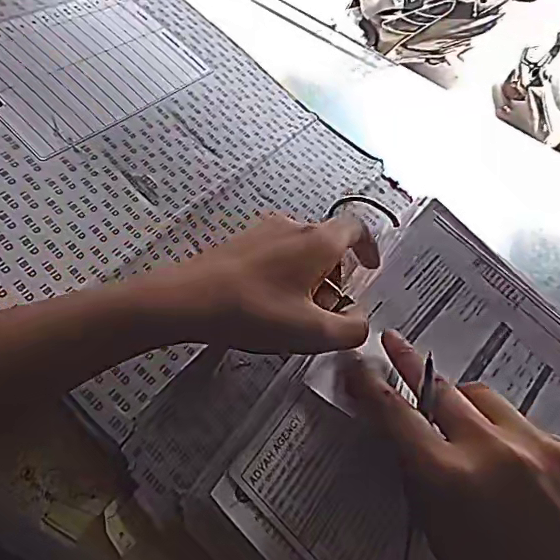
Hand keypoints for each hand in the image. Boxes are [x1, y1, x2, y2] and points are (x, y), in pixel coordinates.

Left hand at [140, 213, 378, 353]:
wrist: (189, 299)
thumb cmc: (250, 310)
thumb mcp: (312, 331)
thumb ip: (350, 329)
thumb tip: (359, 321)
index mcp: (317, 241)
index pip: (357, 229)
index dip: (369, 247)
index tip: (370, 267)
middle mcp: (293, 227)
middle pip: (328, 244)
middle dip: (336, 275)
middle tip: (327, 308)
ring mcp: (264, 231)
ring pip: (301, 250)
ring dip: (309, 277)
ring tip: (294, 313)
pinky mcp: (242, 242)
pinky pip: (276, 253)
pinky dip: (284, 274)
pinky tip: (267, 305)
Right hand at [348, 332, 559, 559]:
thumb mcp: (451, 549)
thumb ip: (426, 489)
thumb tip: (412, 445)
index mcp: (452, 481)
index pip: (397, 416)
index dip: (372, 387)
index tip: (358, 366)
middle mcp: (495, 449)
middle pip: (443, 390)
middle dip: (414, 368)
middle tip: (397, 347)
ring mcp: (545, 444)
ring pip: (490, 403)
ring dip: (471, 409)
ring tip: (474, 434)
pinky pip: (538, 433)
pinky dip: (525, 447)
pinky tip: (540, 487)